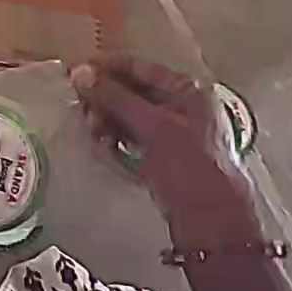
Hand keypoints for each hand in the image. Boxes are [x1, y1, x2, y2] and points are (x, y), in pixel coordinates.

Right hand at [71, 56, 260, 245]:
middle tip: (81, 107)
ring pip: (130, 117)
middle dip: (105, 98)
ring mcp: (173, 135)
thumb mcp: (152, 126)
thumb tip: (80, 73)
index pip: (141, 67)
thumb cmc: (190, 167)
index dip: (108, 66)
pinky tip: (104, 147)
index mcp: (188, 91)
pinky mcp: (163, 159)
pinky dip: (116, 139)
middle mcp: (182, 108)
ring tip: (93, 131)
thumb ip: (115, 98)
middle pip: (133, 92)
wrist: (213, 224)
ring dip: (108, 120)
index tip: (78, 71)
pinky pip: (132, 140)